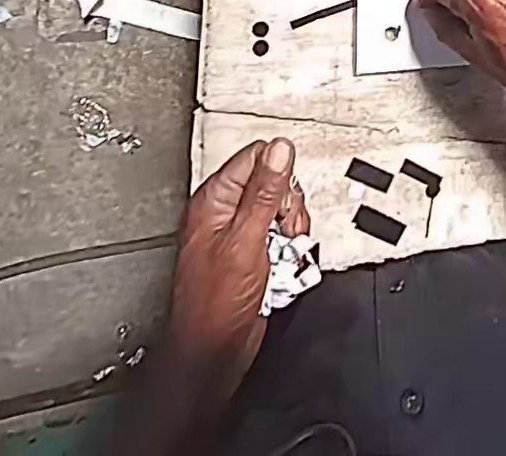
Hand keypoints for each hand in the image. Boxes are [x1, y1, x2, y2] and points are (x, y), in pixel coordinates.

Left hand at [165, 138, 308, 388]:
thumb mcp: (246, 240)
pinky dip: (292, 246)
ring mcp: (238, 231)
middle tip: (284, 233)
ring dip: (293, 229)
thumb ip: (265, 191)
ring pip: (282, 207)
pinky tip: (285, 264)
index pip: (257, 156)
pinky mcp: (251, 250)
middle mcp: (224, 210)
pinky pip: (282, 232)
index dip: (279, 175)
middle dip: (290, 207)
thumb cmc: (213, 307)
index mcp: (214, 198)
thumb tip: (279, 149)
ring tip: (285, 254)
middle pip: (275, 181)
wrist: (212, 357)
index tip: (283, 203)